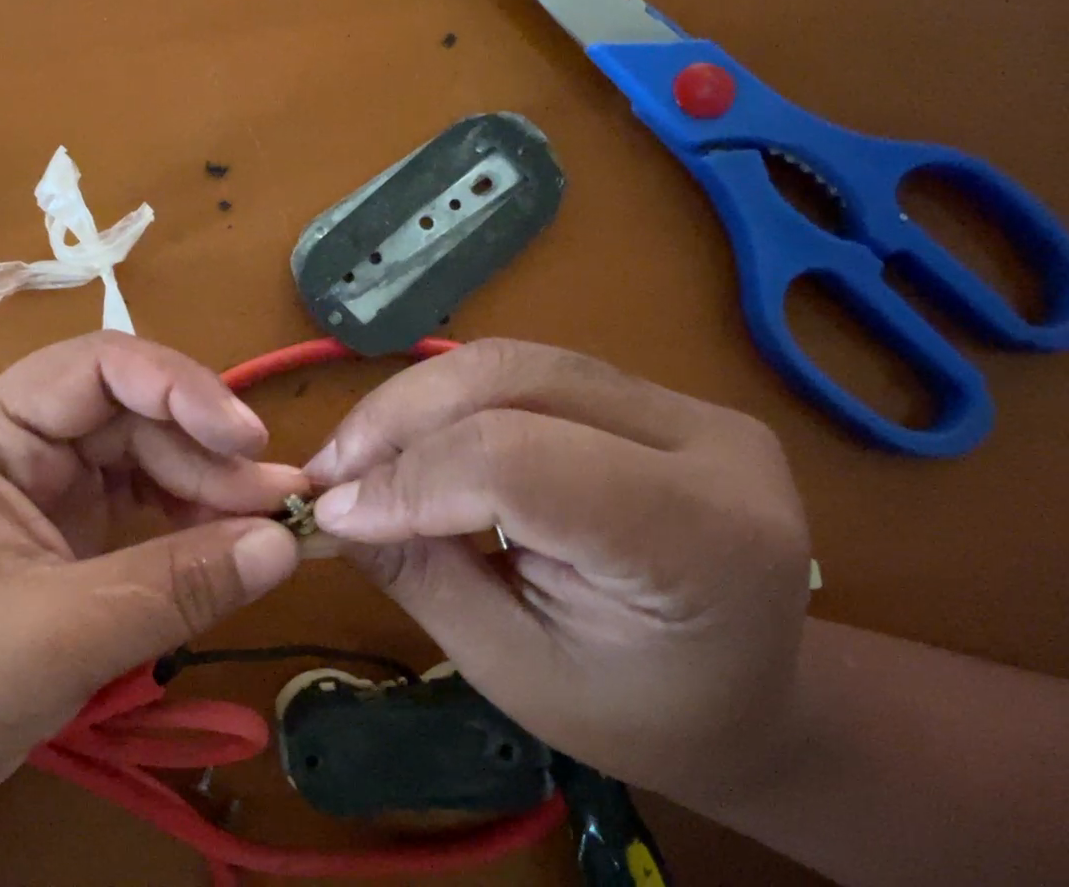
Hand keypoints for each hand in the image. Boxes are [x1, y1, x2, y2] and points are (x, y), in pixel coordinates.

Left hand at [0, 331, 303, 790]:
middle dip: (206, 451)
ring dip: (207, 485)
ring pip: (147, 452)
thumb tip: (285, 542)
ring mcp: (49, 481)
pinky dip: (190, 518)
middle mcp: (22, 437)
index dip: (180, 387)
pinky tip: (229, 546)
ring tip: (268, 528)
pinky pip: (145, 499)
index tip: (248, 441)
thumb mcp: (66, 630)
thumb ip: (179, 583)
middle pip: (133, 409)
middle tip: (280, 505)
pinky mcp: (72, 525)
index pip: (99, 367)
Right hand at [307, 339, 811, 800]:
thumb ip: (421, 576)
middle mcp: (706, 442)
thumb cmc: (634, 711)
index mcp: (701, 538)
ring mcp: (679, 405)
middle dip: (396, 419)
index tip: (333, 515)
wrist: (743, 695)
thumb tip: (333, 510)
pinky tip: (407, 446)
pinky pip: (518, 373)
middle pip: (509, 379)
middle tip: (330, 474)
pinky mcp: (645, 395)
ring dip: (409, 404)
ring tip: (356, 459)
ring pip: (505, 361)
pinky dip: (442, 403)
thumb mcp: (513, 666)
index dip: (410, 478)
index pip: (522, 462)